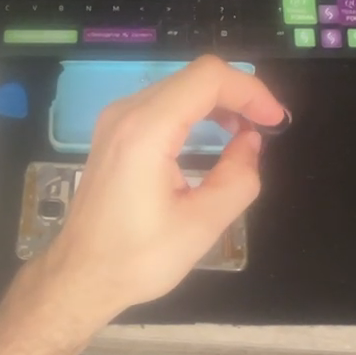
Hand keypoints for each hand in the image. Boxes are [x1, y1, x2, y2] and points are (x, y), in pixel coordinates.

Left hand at [35, 56, 285, 328]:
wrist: (80, 276)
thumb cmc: (138, 258)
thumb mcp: (201, 225)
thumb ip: (237, 178)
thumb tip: (251, 143)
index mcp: (146, 131)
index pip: (207, 78)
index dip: (250, 91)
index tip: (275, 121)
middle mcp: (126, 114)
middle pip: (193, 78)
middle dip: (238, 95)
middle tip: (267, 127)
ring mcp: (115, 121)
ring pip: (177, 88)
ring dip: (217, 103)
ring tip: (246, 133)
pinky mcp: (113, 134)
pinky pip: (160, 105)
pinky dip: (193, 112)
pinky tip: (214, 137)